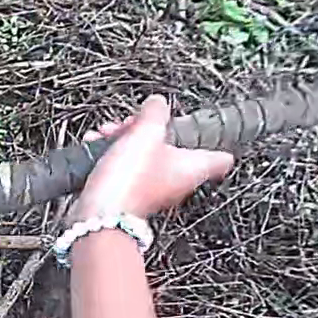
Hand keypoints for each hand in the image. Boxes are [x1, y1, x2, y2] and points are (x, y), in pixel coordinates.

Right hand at [72, 94, 234, 219]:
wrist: (98, 214)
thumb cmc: (129, 182)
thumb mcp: (147, 133)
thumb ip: (155, 112)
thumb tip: (158, 103)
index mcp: (192, 168)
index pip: (221, 157)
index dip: (214, 139)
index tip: (205, 127)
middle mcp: (175, 181)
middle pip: (172, 148)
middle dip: (150, 130)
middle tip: (134, 124)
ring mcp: (150, 188)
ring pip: (144, 155)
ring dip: (125, 139)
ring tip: (108, 133)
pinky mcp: (126, 193)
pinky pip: (123, 167)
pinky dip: (111, 154)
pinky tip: (96, 146)